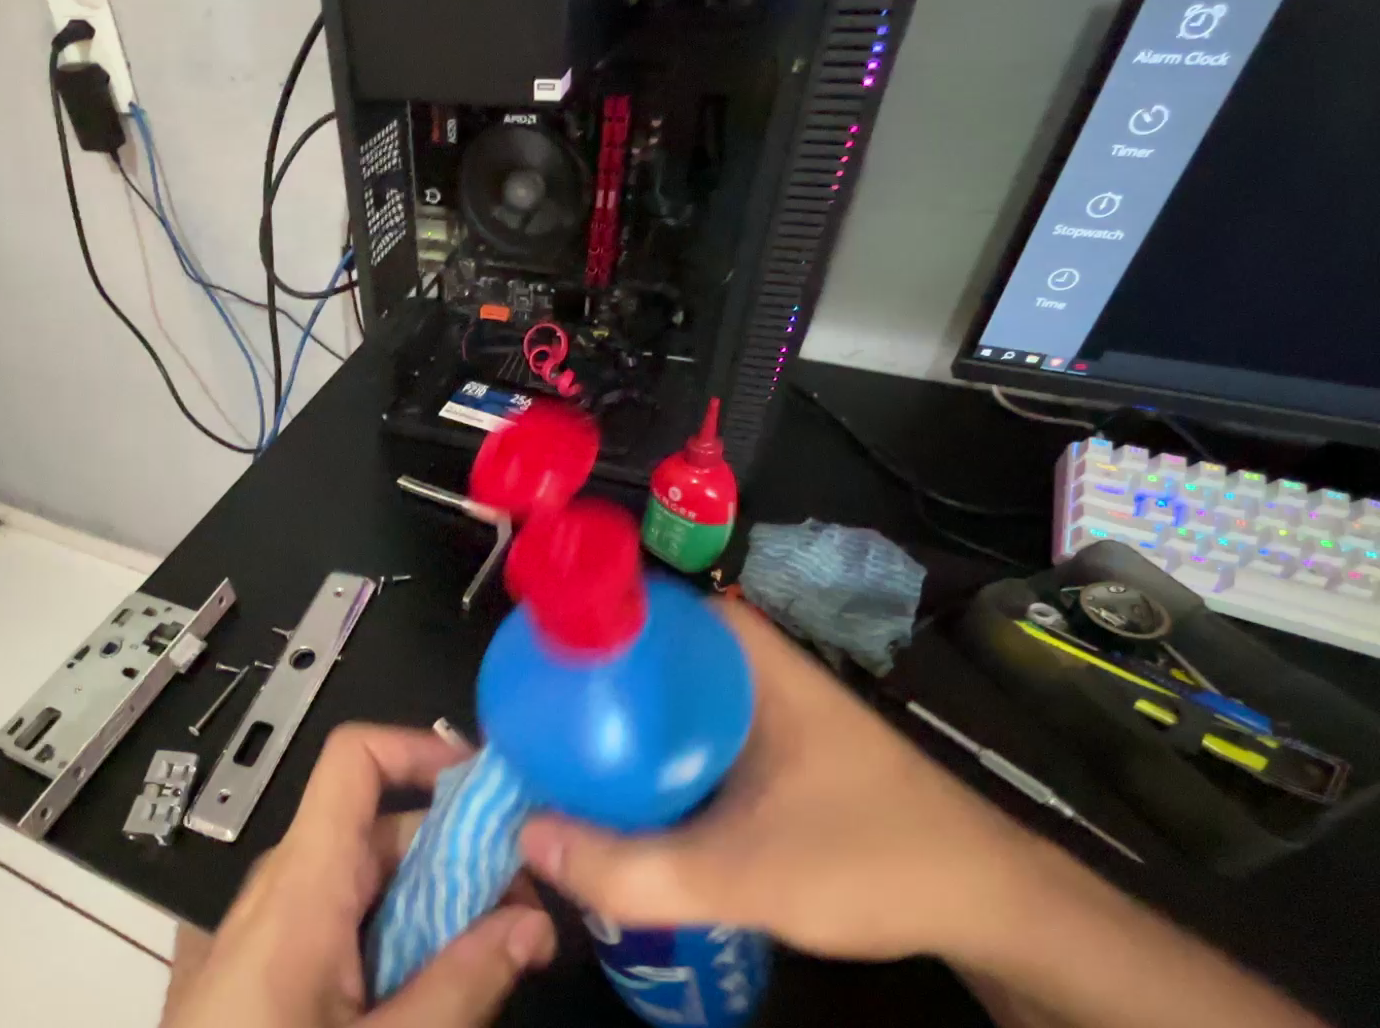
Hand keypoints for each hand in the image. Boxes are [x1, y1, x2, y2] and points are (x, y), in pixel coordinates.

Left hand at [160, 724, 556, 1027]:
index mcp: (303, 883)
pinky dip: (401, 930)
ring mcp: (276, 918)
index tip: (490, 785)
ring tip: (492, 951)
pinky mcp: (274, 954)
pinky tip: (435, 981)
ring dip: (438, 899)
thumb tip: (532, 926)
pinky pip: (348, 914)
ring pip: (373, 874)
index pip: (355, 758)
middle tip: (523, 906)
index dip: (422, 750)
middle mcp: (286, 882)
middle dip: (461, 851)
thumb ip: (459, 985)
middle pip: (384, 824)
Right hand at [518, 599, 1044, 962]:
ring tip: (543, 755)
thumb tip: (526, 839)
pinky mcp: (755, 732)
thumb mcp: (743, 874)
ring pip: (650, 687)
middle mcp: (735, 653)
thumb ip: (632, 868)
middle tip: (514, 724)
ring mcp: (747, 692)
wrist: (987, 900)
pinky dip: (634, 745)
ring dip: (600, 717)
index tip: (511, 665)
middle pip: (628, 647)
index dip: (560, 624)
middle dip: (569, 681)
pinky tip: (607, 787)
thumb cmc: (872, 858)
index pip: (623, 599)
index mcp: (733, 645)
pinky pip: (672, 721)